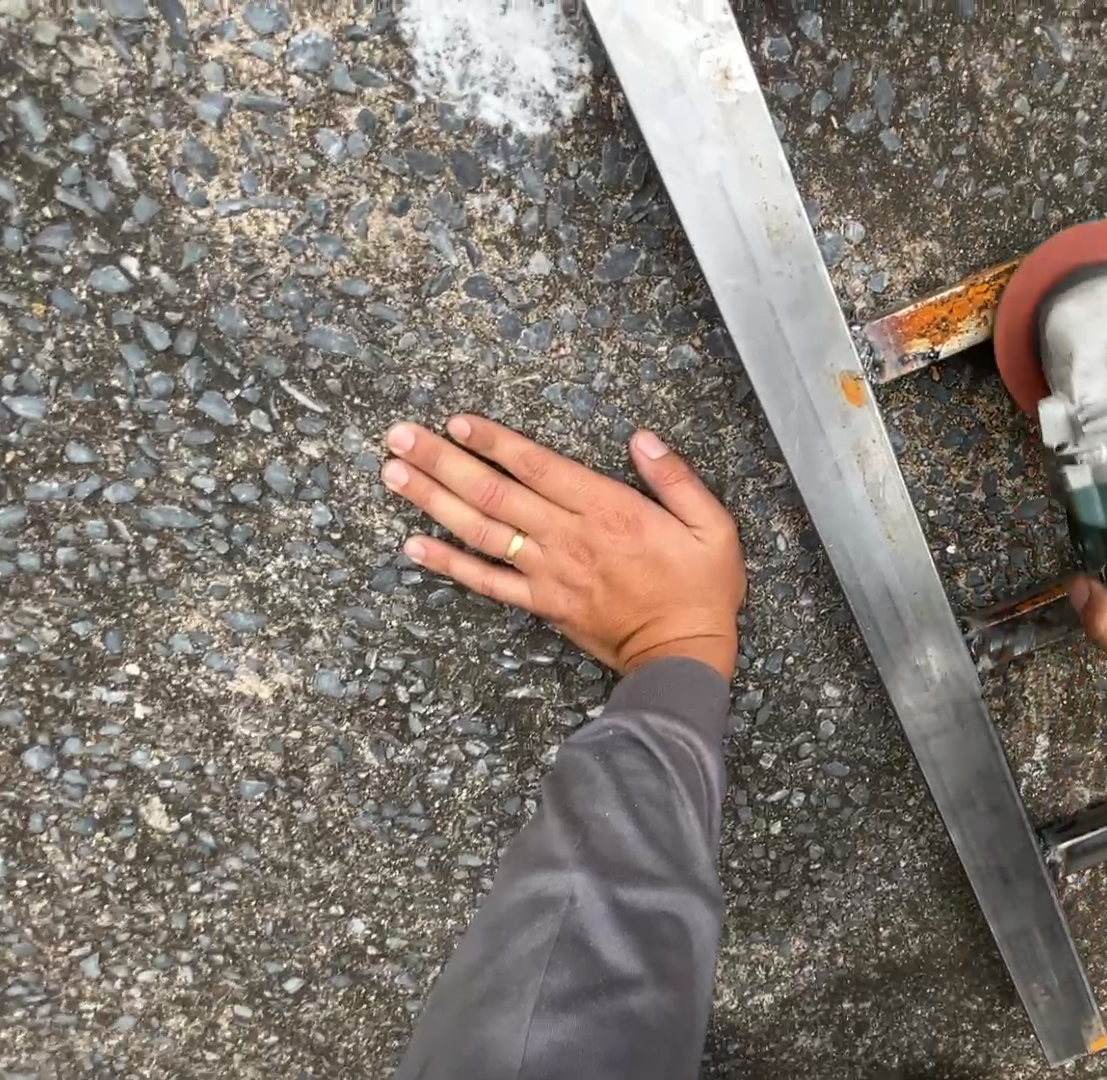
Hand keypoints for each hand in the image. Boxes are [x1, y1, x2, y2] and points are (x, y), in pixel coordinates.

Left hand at [380, 416, 746, 679]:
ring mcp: (551, 573)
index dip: (496, 442)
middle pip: (496, 493)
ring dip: (434, 501)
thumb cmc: (702, 588)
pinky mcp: (545, 604)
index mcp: (611, 512)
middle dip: (444, 461)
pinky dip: (449, 565)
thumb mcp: (713, 526)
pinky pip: (487, 583)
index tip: (457, 422)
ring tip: (394, 473)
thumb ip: (677, 479)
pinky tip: (414, 546)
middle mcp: (570, 538)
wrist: (684, 652)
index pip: (540, 467)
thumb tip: (642, 439)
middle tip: (398, 436)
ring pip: (482, 532)